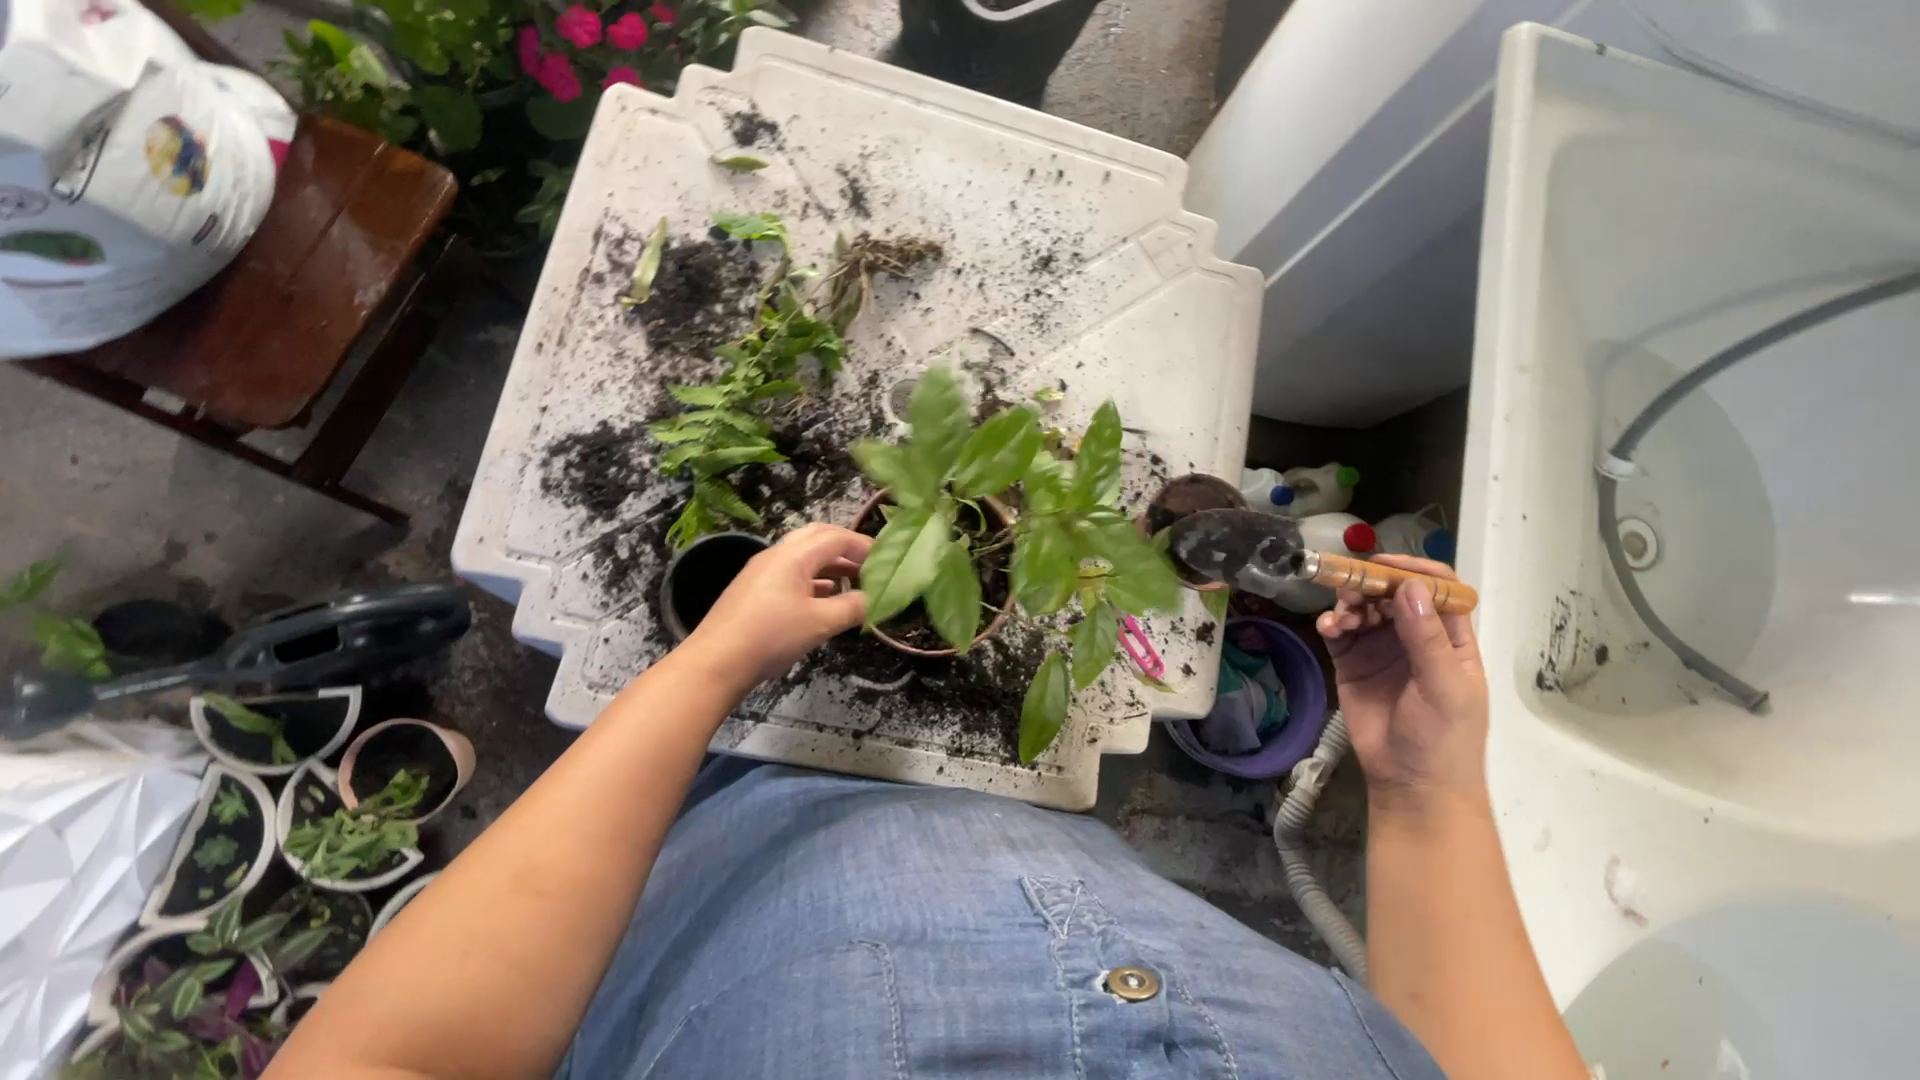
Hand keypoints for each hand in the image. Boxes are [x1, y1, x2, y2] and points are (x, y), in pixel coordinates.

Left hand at [680, 524, 872, 686]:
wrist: (715, 662)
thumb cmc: (771, 637)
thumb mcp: (820, 623)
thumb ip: (853, 607)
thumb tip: (878, 600)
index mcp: (793, 555)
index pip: (837, 537)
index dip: (865, 546)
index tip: (888, 560)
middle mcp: (776, 555)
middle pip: (818, 538)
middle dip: (847, 548)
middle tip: (870, 565)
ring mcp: (762, 572)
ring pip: (803, 556)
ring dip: (830, 565)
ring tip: (854, 583)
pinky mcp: (754, 590)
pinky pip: (791, 573)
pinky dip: (814, 580)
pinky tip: (824, 599)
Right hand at [1315, 554, 1488, 814]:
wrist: (1411, 784)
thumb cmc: (1443, 738)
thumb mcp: (1444, 687)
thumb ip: (1426, 637)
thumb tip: (1409, 587)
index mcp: (1449, 638)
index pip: (1437, 589)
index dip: (1414, 570)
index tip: (1384, 565)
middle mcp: (1414, 636)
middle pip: (1393, 593)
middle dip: (1373, 585)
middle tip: (1352, 588)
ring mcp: (1381, 649)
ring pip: (1364, 608)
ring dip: (1351, 603)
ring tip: (1342, 617)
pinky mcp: (1352, 664)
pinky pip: (1340, 633)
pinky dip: (1332, 623)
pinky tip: (1329, 627)